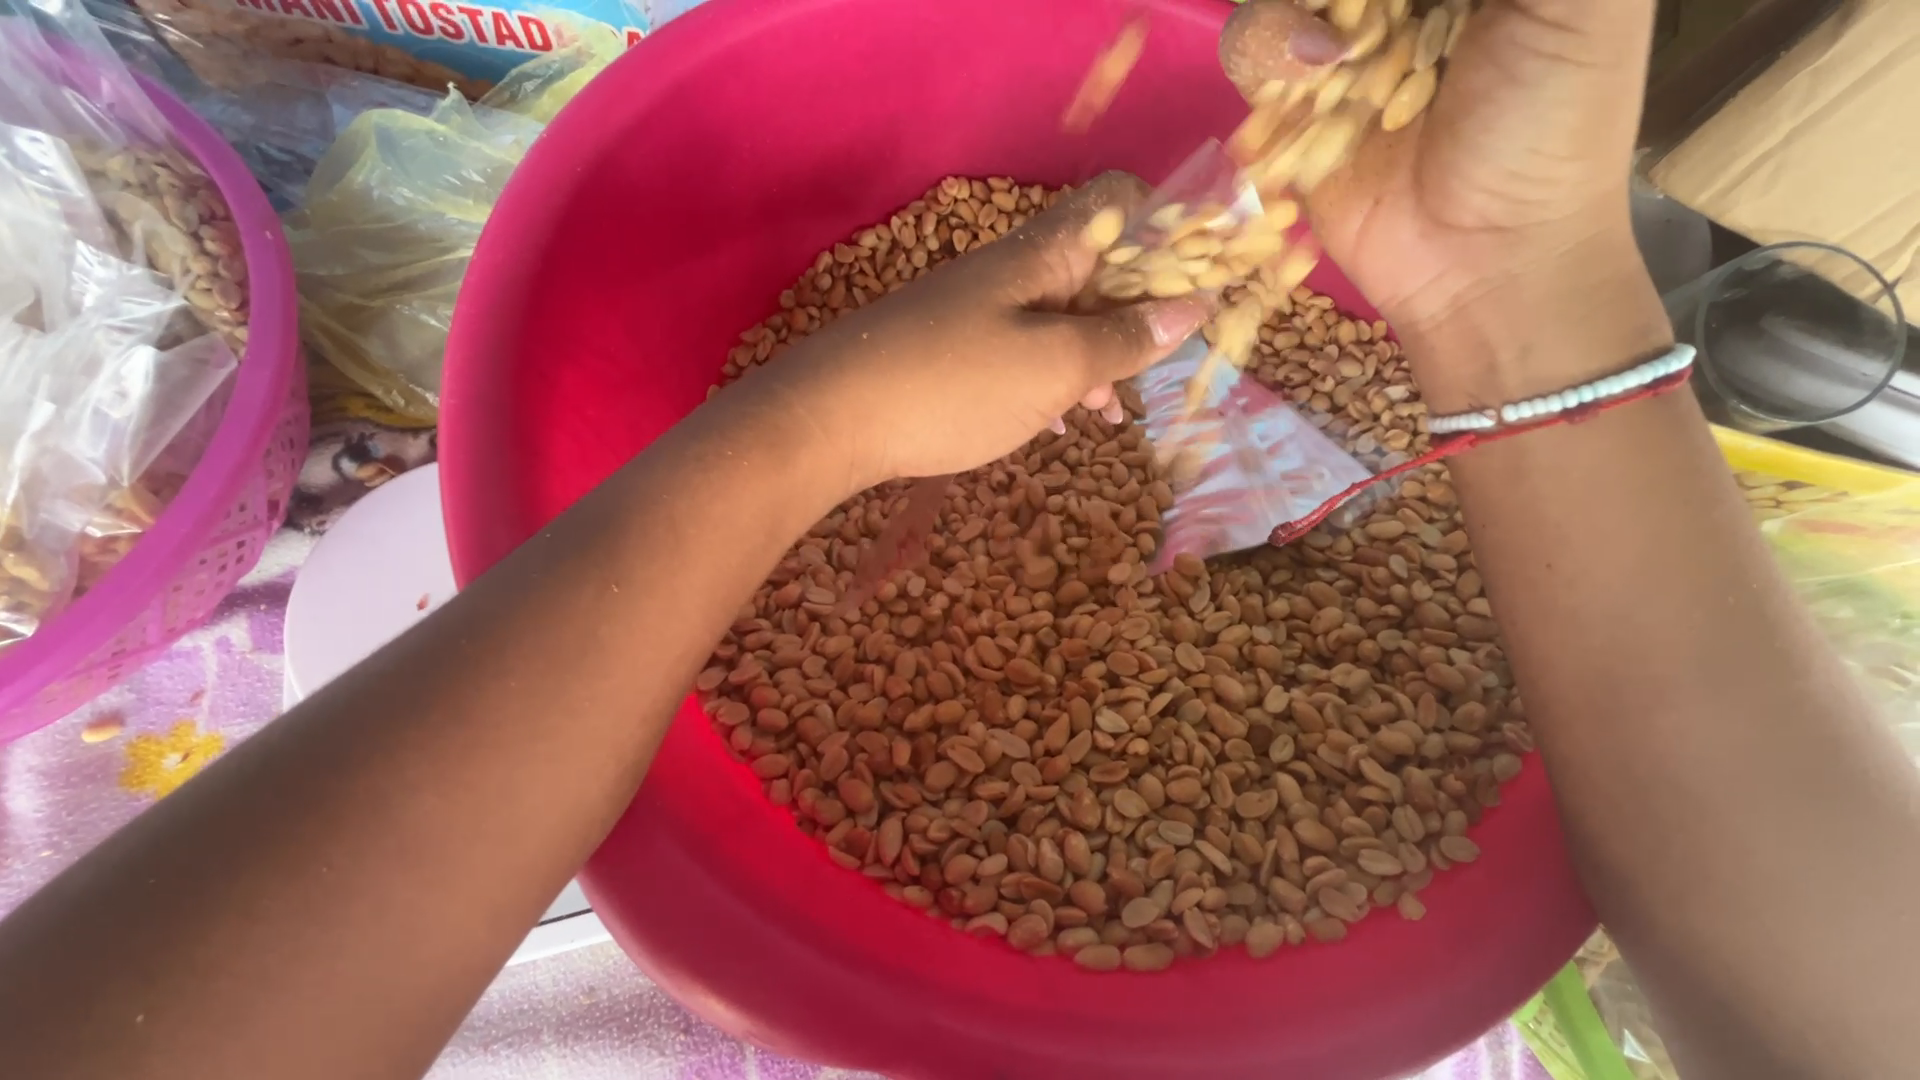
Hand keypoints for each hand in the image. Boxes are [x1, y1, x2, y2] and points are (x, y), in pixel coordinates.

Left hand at [733, 173, 1209, 488]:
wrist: (832, 419)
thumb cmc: (953, 387)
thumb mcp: (1052, 367)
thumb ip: (1122, 338)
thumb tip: (1191, 307)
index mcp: (1043, 255)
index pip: (1119, 204)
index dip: (1169, 232)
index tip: (1199, 285)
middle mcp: (1012, 271)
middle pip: (1096, 267)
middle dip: (1137, 314)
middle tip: (1154, 371)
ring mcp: (978, 311)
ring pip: (1059, 318)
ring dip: (1094, 358)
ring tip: (1109, 415)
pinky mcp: (954, 351)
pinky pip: (1022, 353)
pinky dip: (1051, 381)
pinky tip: (1058, 424)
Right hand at [1220, 0, 1670, 404]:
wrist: (1480, 259)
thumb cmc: (1549, 129)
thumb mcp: (1583, 5)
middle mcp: (1401, 4)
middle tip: (1362, 28)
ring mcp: (1339, 53)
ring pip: (1283, 0)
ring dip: (1295, 15)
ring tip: (1336, 55)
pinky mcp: (1289, 110)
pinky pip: (1252, 53)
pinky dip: (1267, 53)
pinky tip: (1312, 75)